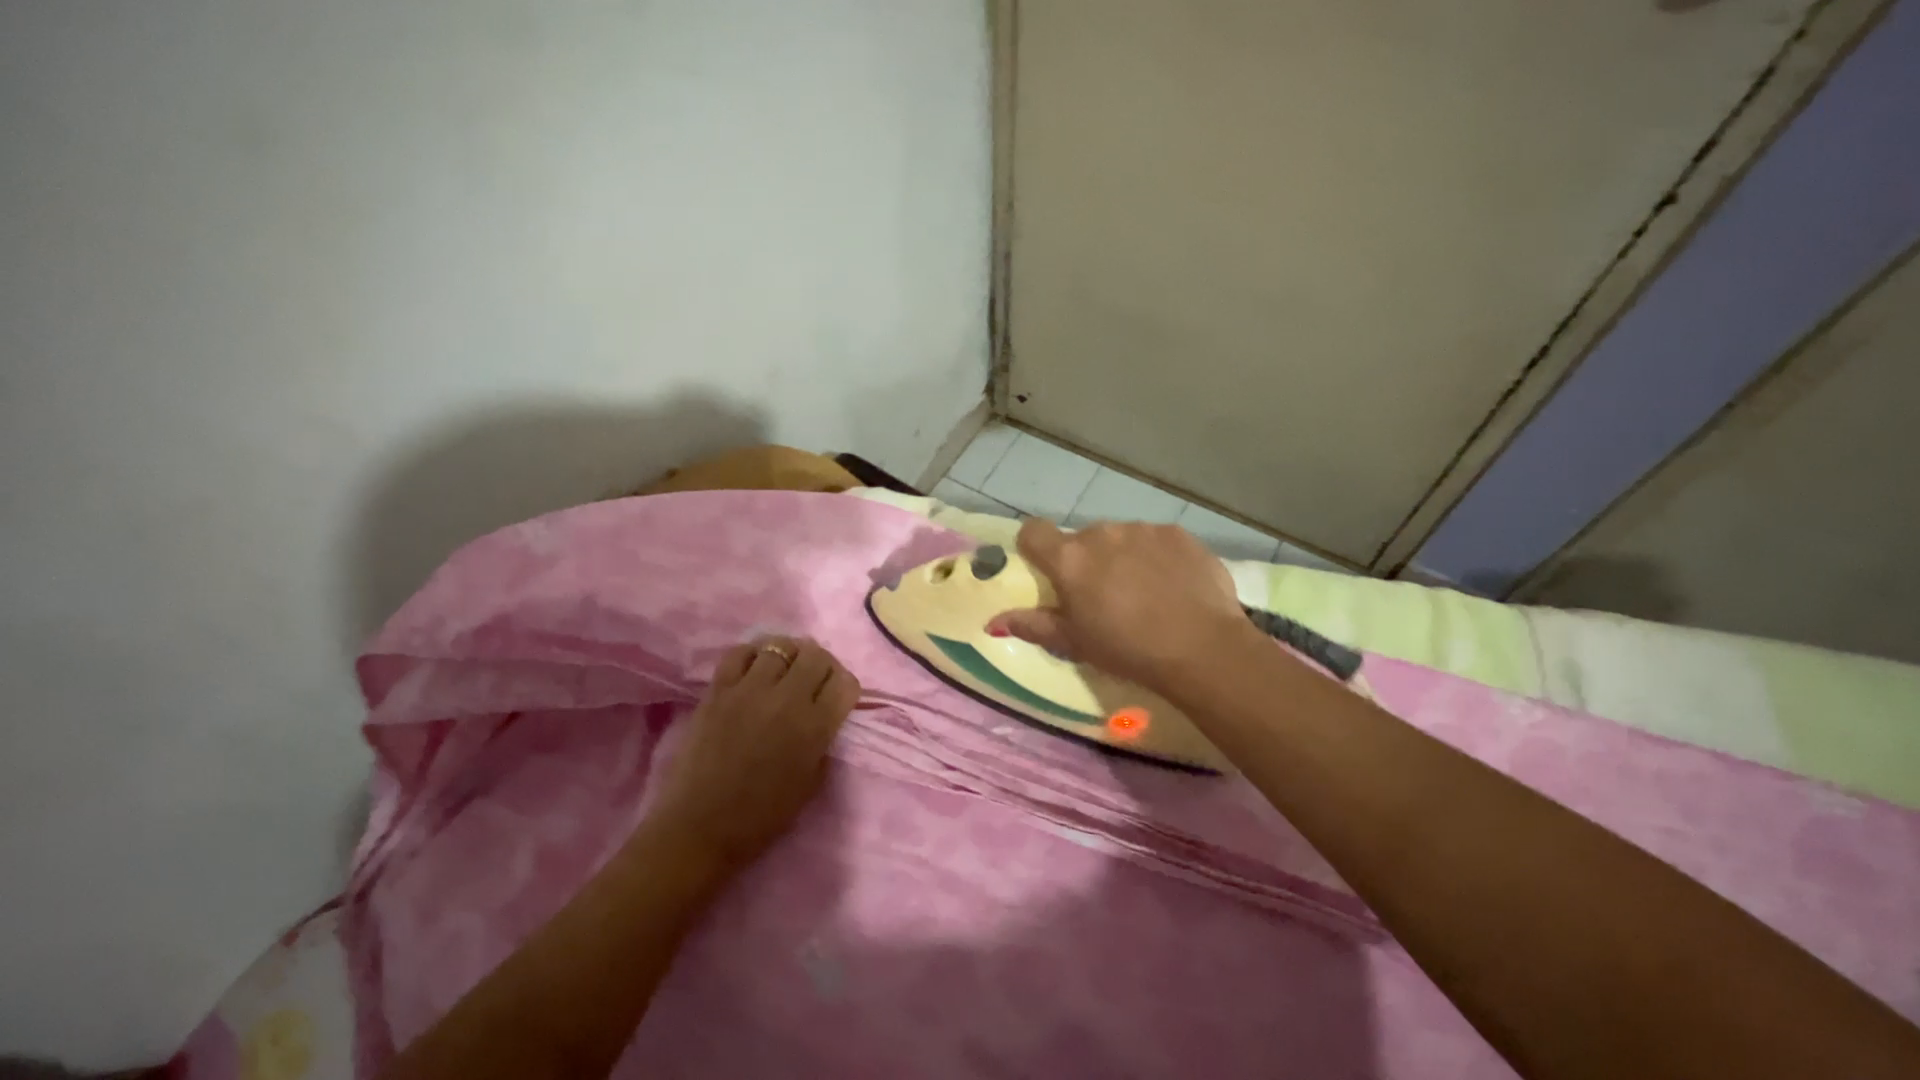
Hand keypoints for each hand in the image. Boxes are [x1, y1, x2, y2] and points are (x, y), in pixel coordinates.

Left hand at [649, 637, 859, 872]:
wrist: (700, 827)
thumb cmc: (761, 817)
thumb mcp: (810, 784)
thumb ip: (822, 743)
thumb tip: (823, 718)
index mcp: (814, 728)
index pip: (844, 682)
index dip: (845, 687)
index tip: (837, 698)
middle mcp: (786, 700)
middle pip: (816, 655)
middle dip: (821, 664)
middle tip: (813, 680)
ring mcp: (748, 690)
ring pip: (780, 645)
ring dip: (788, 655)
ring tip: (783, 670)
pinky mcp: (717, 690)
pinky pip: (739, 653)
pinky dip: (752, 654)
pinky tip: (753, 669)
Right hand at [986, 518, 1254, 689]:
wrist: (1201, 647)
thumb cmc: (1126, 649)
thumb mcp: (1074, 643)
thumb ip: (1032, 625)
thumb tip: (992, 621)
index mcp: (1069, 559)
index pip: (1033, 531)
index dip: (1036, 548)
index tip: (1048, 571)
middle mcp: (1102, 533)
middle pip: (1084, 539)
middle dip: (1089, 561)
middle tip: (1106, 598)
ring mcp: (1144, 530)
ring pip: (1123, 539)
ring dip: (1125, 558)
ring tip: (1146, 594)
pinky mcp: (1179, 534)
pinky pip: (1159, 541)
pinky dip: (1160, 558)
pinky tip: (1175, 588)